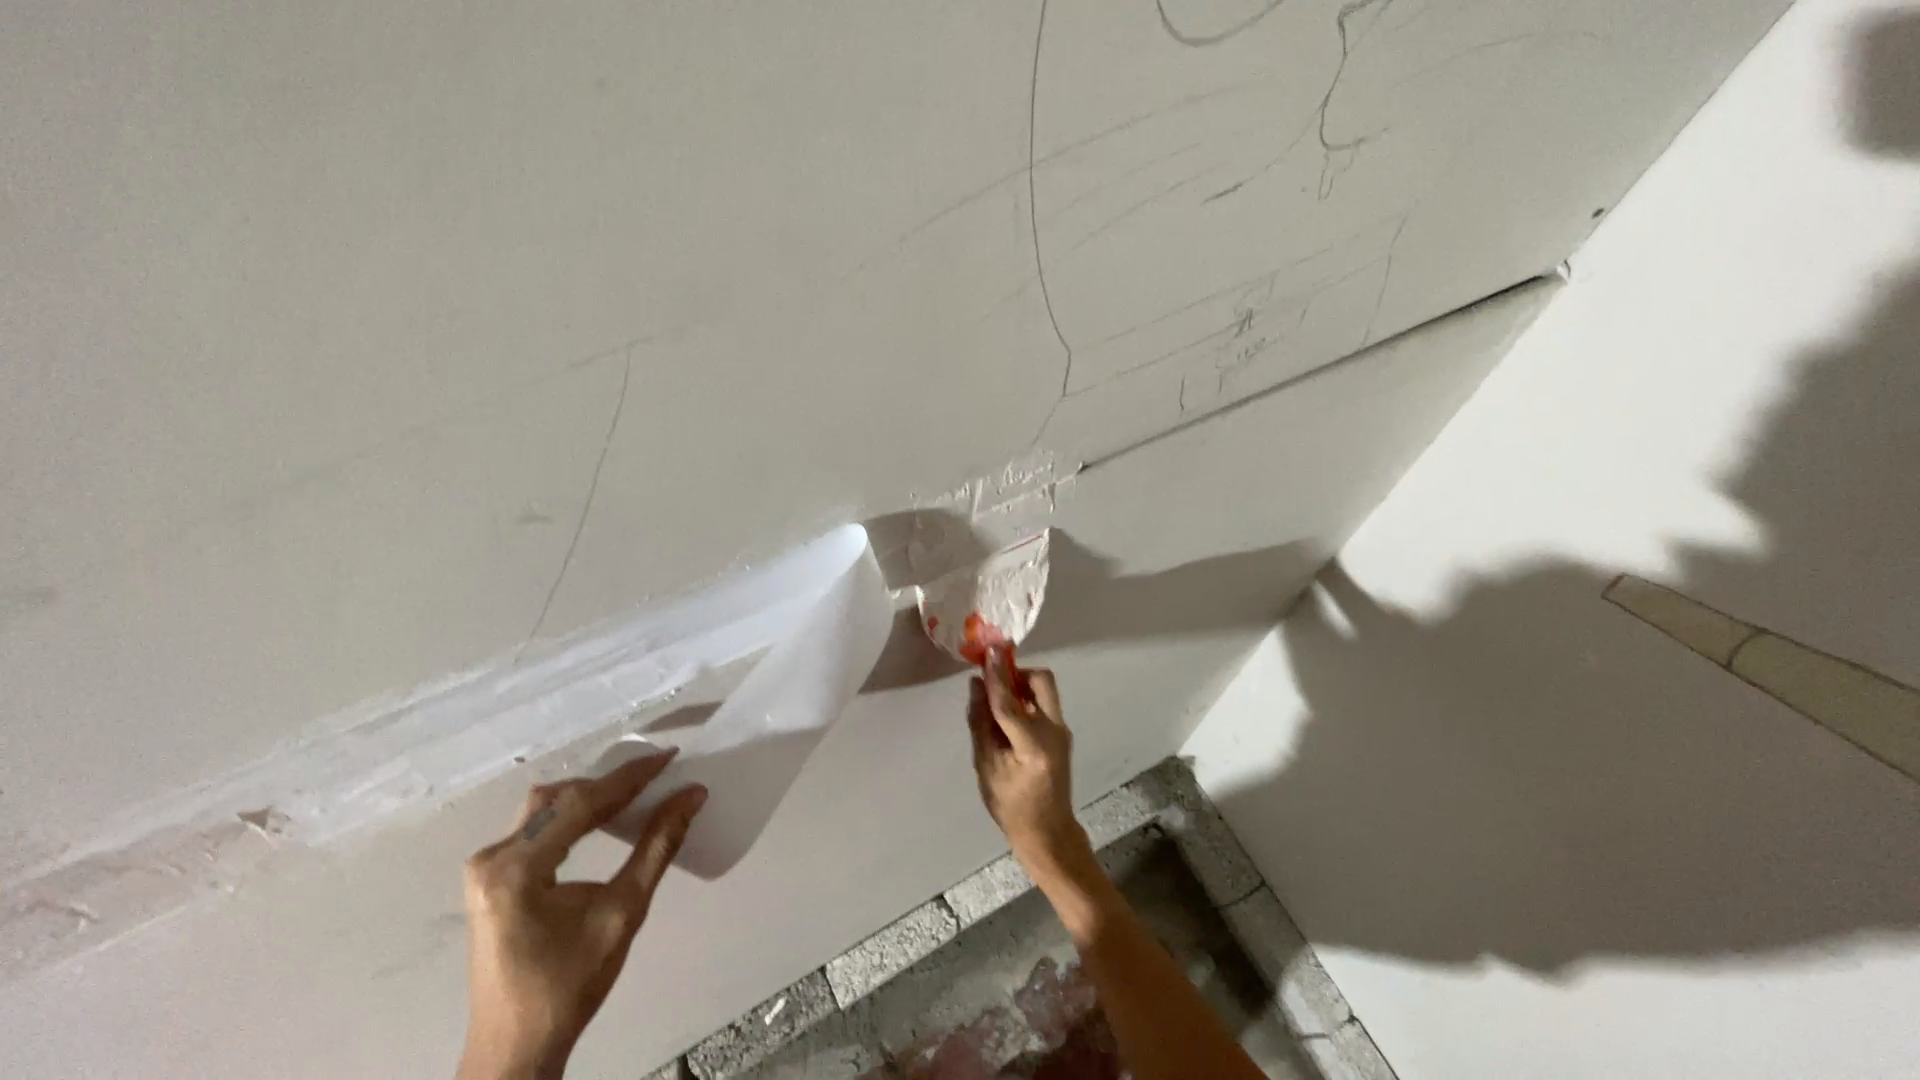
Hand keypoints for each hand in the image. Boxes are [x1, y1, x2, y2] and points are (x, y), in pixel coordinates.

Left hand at [457, 751, 706, 1079]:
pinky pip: (533, 830)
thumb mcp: (623, 913)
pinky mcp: (490, 881)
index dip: (629, 777)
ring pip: (542, 810)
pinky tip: (599, 819)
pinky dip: (570, 817)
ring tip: (634, 792)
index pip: (580, 803)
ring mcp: (485, 870)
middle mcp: (492, 859)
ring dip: (588, 797)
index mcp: (516, 869)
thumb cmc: (571, 986)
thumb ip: (656, 847)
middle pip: (556, 799)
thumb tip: (690, 797)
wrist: (517, 1046)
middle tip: (655, 774)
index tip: (668, 758)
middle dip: (608, 783)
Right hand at [966, 647, 1085, 873]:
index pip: (1009, 702)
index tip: (988, 650)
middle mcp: (1054, 731)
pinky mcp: (1062, 734)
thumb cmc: (1011, 806)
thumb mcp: (987, 768)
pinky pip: (1044, 705)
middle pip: (1042, 681)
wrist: (1048, 831)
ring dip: (1021, 686)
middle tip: (994, 682)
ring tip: (997, 703)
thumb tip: (976, 686)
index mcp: (1033, 745)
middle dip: (1017, 673)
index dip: (996, 676)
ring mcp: (1062, 731)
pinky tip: (1008, 719)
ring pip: (1044, 691)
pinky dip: (1026, 701)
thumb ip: (981, 724)